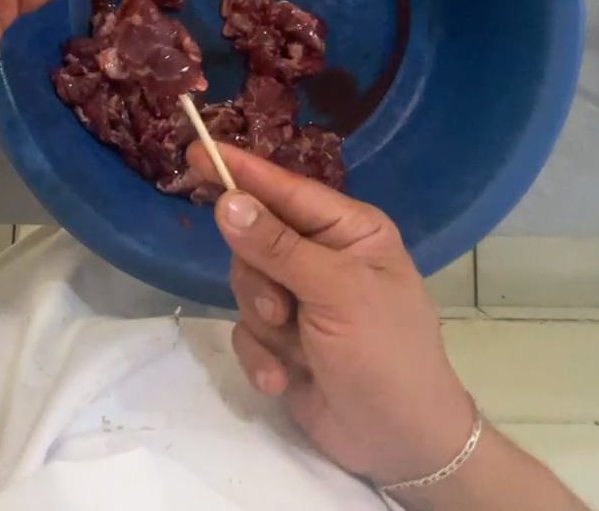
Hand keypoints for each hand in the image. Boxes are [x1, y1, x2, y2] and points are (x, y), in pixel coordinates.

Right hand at [189, 141, 476, 487]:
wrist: (402, 449)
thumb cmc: (385, 353)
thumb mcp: (335, 292)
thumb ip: (277, 246)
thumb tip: (226, 200)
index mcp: (348, 230)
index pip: (285, 188)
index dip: (240, 170)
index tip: (196, 150)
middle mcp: (322, 256)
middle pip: (255, 238)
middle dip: (260, 277)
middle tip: (280, 308)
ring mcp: (301, 299)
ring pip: (246, 283)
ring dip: (264, 321)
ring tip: (293, 347)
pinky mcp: (283, 340)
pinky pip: (246, 330)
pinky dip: (262, 356)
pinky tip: (286, 377)